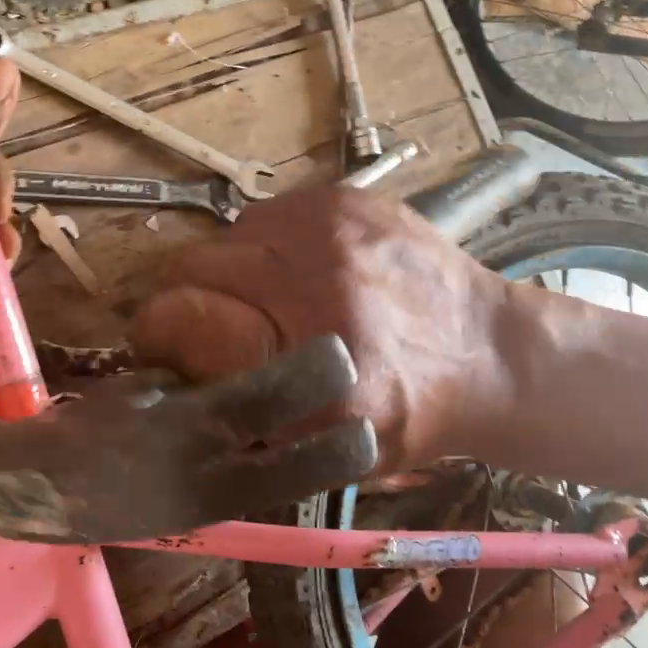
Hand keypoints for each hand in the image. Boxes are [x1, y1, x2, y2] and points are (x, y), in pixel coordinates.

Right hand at [132, 185, 519, 473]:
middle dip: (184, 298)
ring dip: (230, 269)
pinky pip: (266, 215)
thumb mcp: (319, 451)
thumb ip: (237, 421)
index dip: (155, 335)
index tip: (160, 349)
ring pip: (225, 236)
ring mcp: (332, 226)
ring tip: (266, 298)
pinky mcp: (346, 196)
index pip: (175, 317)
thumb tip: (156, 380)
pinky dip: (267, 245)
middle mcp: (314, 279)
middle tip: (211, 324)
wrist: (492, 354)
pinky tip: (300, 271)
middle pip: (187, 265)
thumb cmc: (407, 416)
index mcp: (306, 359)